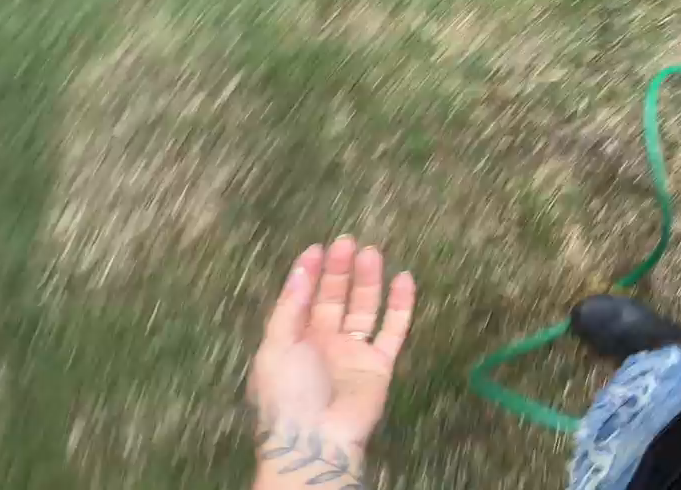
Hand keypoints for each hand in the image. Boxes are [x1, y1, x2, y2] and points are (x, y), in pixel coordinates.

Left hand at [247, 237, 415, 489]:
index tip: (318, 247)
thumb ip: (290, 308)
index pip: (302, 300)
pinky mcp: (380, 362)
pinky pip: (393, 327)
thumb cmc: (288, 395)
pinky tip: (404, 278)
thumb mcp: (276, 349)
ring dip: (368, 280)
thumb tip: (300, 269)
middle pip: (334, 299)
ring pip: (364, 308)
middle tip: (347, 242)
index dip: (308, 274)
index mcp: (293, 343)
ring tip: (372, 252)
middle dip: (339, 271)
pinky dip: (401, 303)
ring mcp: (353, 352)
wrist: (317, 439)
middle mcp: (324, 344)